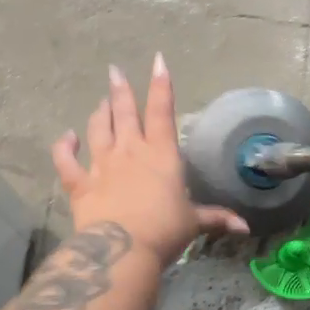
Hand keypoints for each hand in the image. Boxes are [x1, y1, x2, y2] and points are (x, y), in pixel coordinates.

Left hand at [51, 53, 248, 266]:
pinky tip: (66, 137)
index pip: (163, 111)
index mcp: (161, 154)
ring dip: (100, 113)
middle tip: (114, 72)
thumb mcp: (194, 222)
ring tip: (102, 101)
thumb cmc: (165, 230)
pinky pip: (67, 160)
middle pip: (126, 113)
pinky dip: (64, 147)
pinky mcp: (80, 184)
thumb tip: (244, 228)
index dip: (161, 85)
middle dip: (121, 90)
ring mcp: (102, 166)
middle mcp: (130, 151)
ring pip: (99, 129)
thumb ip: (216, 218)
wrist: (122, 249)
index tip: (157, 60)